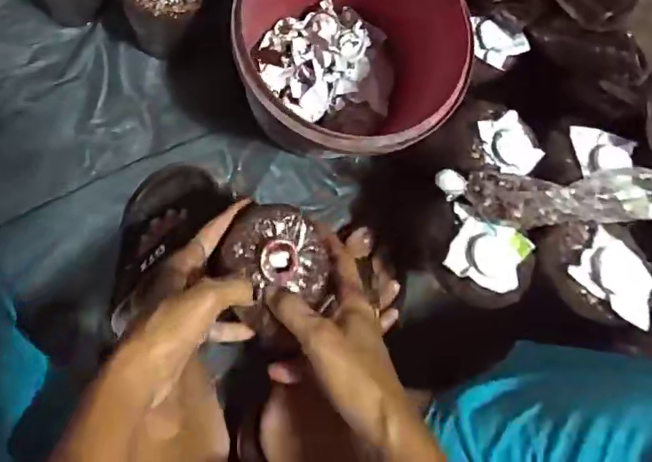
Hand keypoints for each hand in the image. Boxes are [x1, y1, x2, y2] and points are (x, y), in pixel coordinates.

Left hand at [108, 199, 254, 408]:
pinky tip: (251, 327)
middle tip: (261, 243)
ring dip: (236, 290)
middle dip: (235, 252)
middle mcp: (180, 281)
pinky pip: (214, 323)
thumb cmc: (171, 326)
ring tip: (262, 285)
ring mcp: (182, 309)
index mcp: (180, 264)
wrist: (144, 376)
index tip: (248, 201)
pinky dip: (231, 324)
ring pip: (215, 292)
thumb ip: (233, 285)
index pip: (209, 232)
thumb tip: (253, 286)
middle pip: (212, 261)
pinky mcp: (185, 335)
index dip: (228, 216)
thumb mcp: (206, 297)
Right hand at [270, 226, 401, 383]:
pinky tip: (276, 370)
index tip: (312, 225)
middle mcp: (355, 318)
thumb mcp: (320, 338)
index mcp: (356, 302)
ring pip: (319, 326)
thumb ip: (295, 311)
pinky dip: (297, 361)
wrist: (381, 425)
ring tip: (271, 321)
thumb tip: (271, 287)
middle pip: (329, 292)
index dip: (329, 241)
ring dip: (296, 325)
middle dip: (306, 283)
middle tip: (281, 273)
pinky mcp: (344, 372)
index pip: (343, 261)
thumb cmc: (354, 372)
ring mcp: (351, 345)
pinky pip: (315, 359)